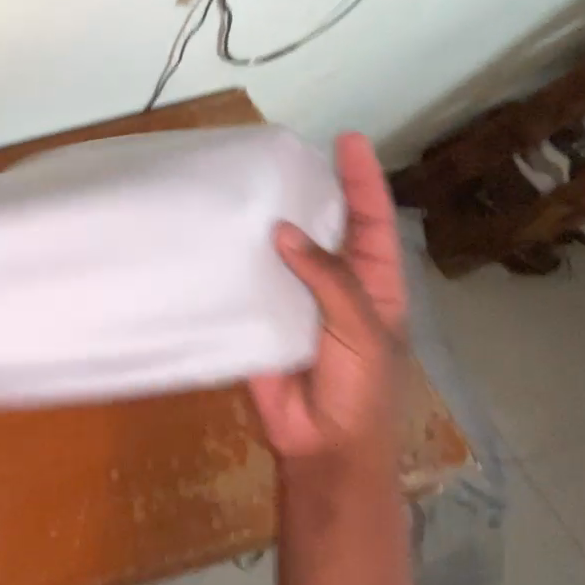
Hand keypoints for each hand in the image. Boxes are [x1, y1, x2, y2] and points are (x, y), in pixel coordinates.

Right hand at [249, 132, 408, 461]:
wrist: (322, 443)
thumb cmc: (361, 389)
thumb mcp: (363, 330)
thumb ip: (330, 279)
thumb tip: (283, 230)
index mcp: (374, 283)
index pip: (370, 222)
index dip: (361, 181)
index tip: (346, 141)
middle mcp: (332, 283)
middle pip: (320, 227)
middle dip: (306, 192)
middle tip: (279, 158)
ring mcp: (292, 298)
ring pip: (278, 251)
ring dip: (261, 223)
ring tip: (238, 187)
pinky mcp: (256, 315)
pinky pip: (243, 281)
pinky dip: (230, 259)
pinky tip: (210, 237)